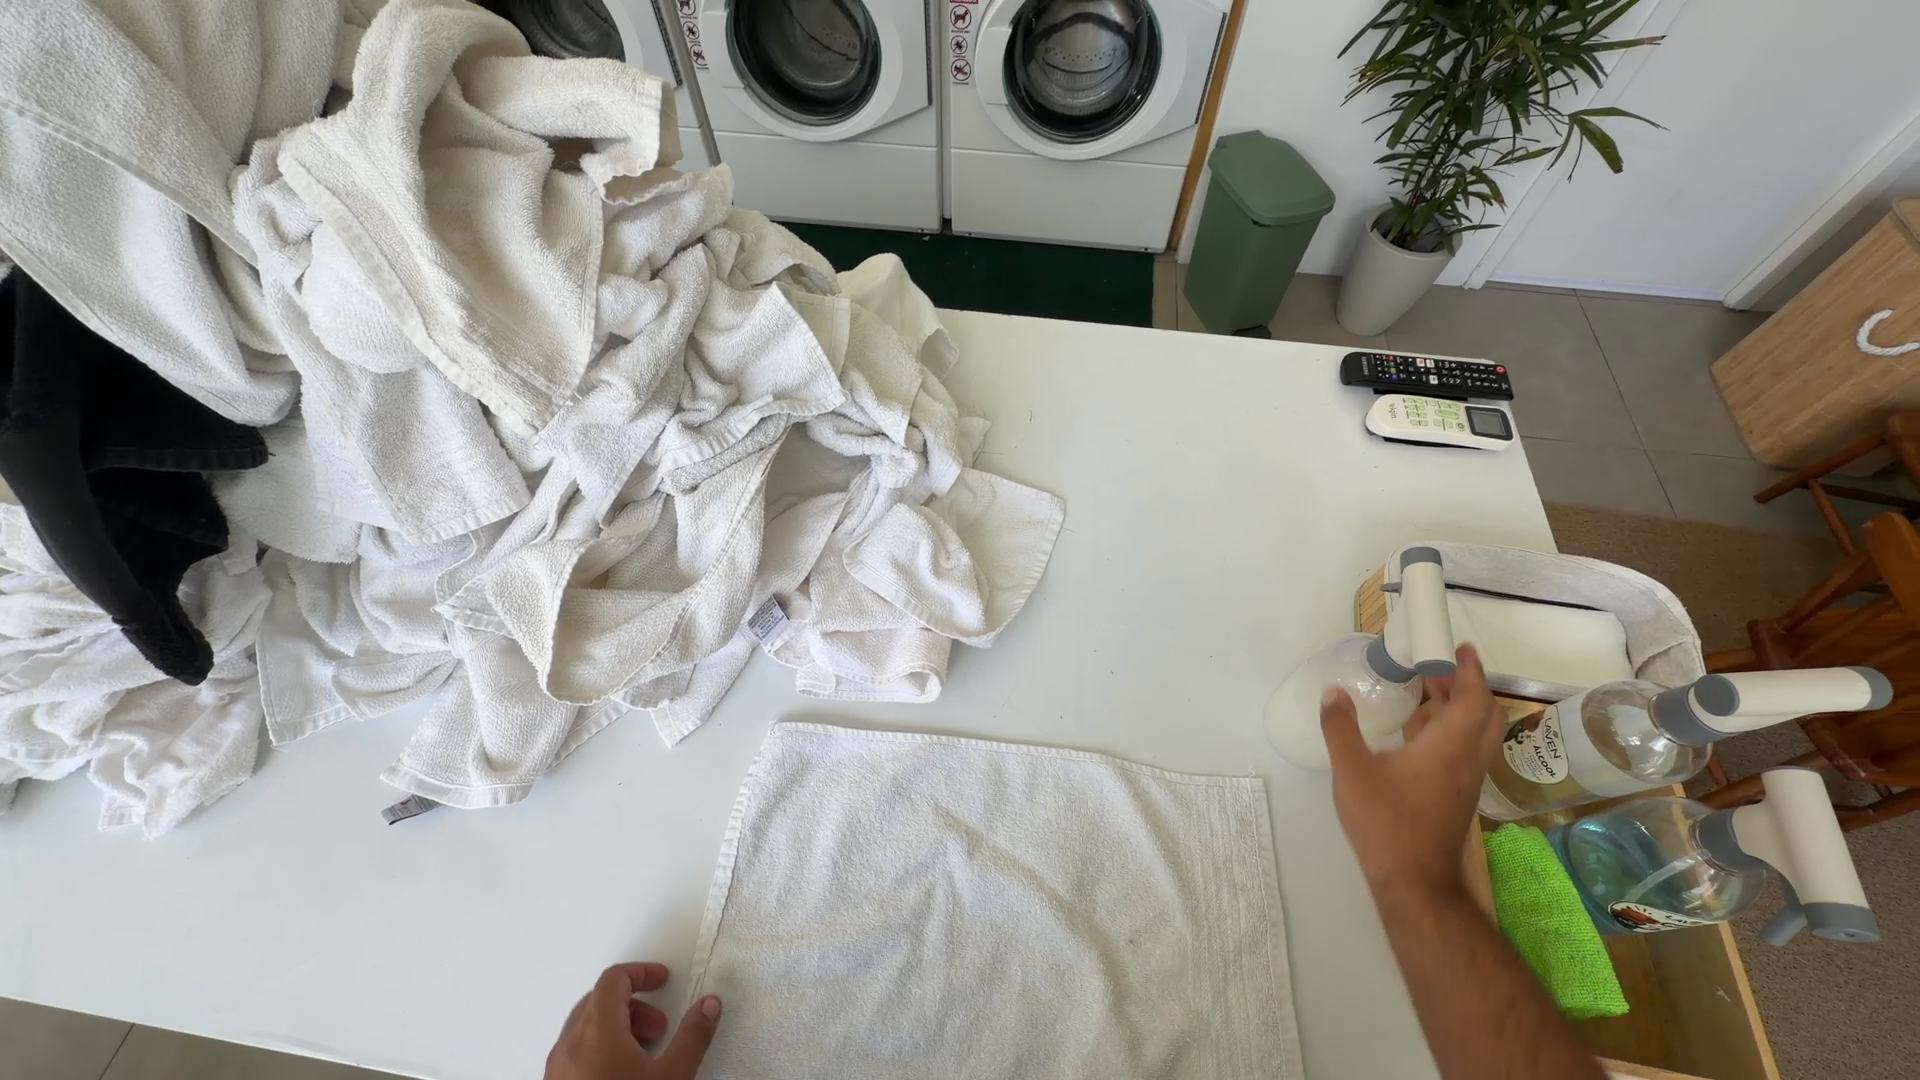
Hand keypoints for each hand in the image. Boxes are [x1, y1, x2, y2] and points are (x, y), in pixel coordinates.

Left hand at [544, 963, 720, 1079]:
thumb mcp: (672, 1078)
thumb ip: (693, 1035)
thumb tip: (710, 1004)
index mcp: (596, 1032)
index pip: (613, 979)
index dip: (642, 972)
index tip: (664, 980)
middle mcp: (569, 1046)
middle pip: (598, 1001)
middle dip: (633, 1005)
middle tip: (659, 1028)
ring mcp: (555, 1072)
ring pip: (585, 1029)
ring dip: (618, 1028)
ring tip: (645, 1057)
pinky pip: (576, 1054)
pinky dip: (600, 1050)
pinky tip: (623, 1078)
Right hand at [1320, 643, 1501, 901]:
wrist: (1414, 881)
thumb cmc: (1385, 821)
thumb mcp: (1351, 770)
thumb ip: (1340, 727)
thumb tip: (1333, 692)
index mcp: (1447, 747)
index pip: (1471, 698)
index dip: (1468, 670)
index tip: (1459, 648)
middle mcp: (1466, 761)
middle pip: (1485, 715)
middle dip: (1467, 686)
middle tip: (1440, 668)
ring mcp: (1464, 782)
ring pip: (1477, 735)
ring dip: (1460, 709)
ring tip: (1428, 693)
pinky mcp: (1456, 797)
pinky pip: (1463, 752)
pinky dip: (1450, 731)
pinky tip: (1418, 734)